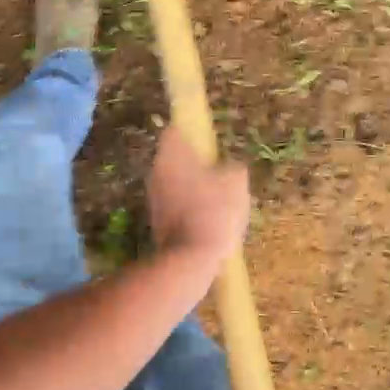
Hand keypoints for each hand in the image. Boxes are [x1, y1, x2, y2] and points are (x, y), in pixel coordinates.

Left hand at [147, 127, 250, 263]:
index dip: (192, 134)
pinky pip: (175, 205)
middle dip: (195, 165)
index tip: (208, 144)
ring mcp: (153, 196)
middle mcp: (156, 170)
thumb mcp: (236, 183)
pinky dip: (189, 209)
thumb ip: (233, 167)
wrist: (189, 259)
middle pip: (175, 158)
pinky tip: (208, 222)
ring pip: (174, 183)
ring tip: (218, 202)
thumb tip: (230, 167)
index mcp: (172, 153)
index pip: (174, 130)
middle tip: (219, 175)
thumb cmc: (213, 211)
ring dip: (193, 188)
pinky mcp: (155, 220)